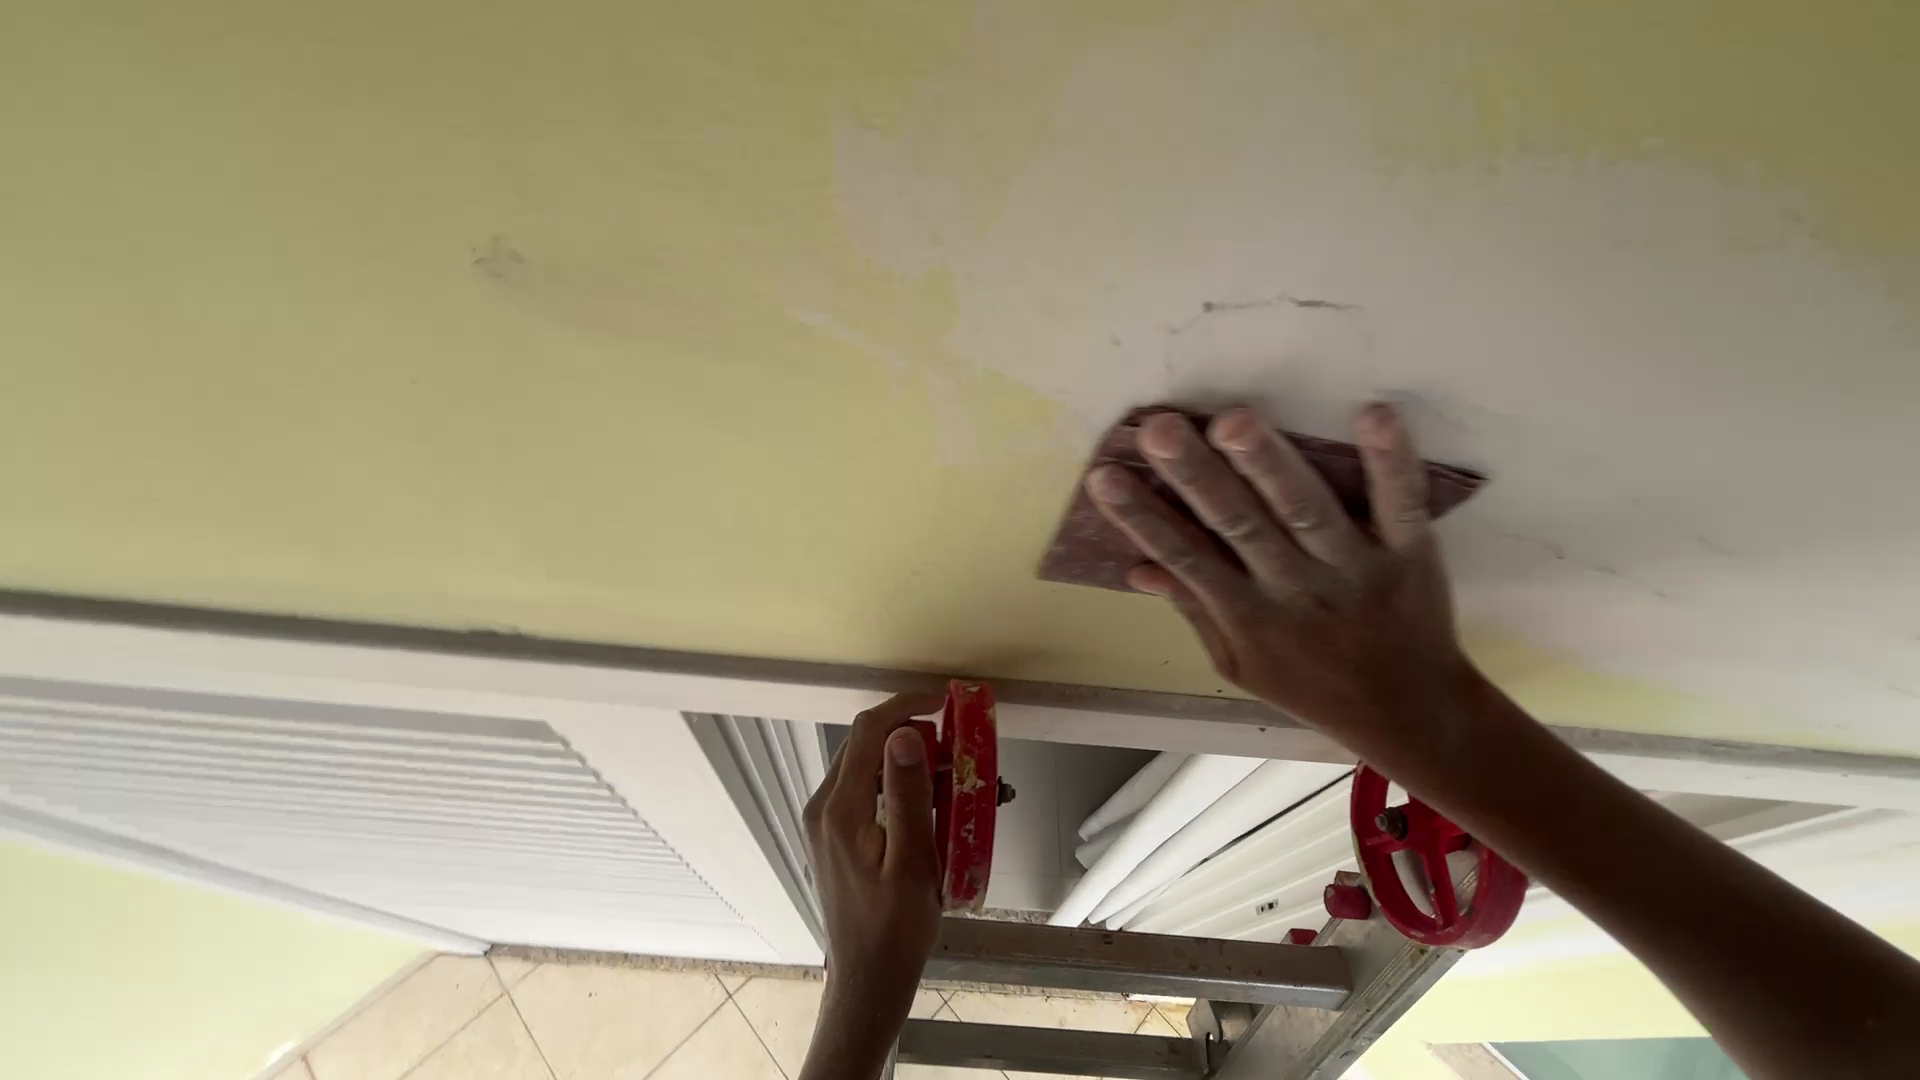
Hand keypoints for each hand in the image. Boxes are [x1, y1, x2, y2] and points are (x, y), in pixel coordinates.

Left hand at [802, 694, 943, 1027]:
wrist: (867, 979)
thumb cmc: (897, 929)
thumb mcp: (912, 863)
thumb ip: (907, 795)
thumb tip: (903, 734)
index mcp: (840, 809)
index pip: (868, 732)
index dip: (905, 706)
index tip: (944, 703)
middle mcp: (822, 806)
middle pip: (862, 743)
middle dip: (908, 728)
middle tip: (953, 742)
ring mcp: (823, 820)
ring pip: (862, 763)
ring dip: (902, 754)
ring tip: (946, 769)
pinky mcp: (832, 833)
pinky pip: (861, 786)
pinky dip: (892, 779)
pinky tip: (924, 798)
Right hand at [1084, 404, 1475, 763]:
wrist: (1410, 713)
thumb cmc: (1309, 684)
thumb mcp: (1237, 663)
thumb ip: (1194, 610)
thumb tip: (1137, 567)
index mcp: (1248, 616)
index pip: (1185, 560)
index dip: (1143, 518)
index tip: (1104, 477)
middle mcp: (1294, 589)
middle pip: (1238, 526)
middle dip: (1196, 477)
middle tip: (1159, 429)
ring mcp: (1354, 569)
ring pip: (1305, 509)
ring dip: (1268, 464)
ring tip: (1233, 420)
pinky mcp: (1410, 553)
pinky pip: (1400, 504)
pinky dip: (1391, 462)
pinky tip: (1374, 413)